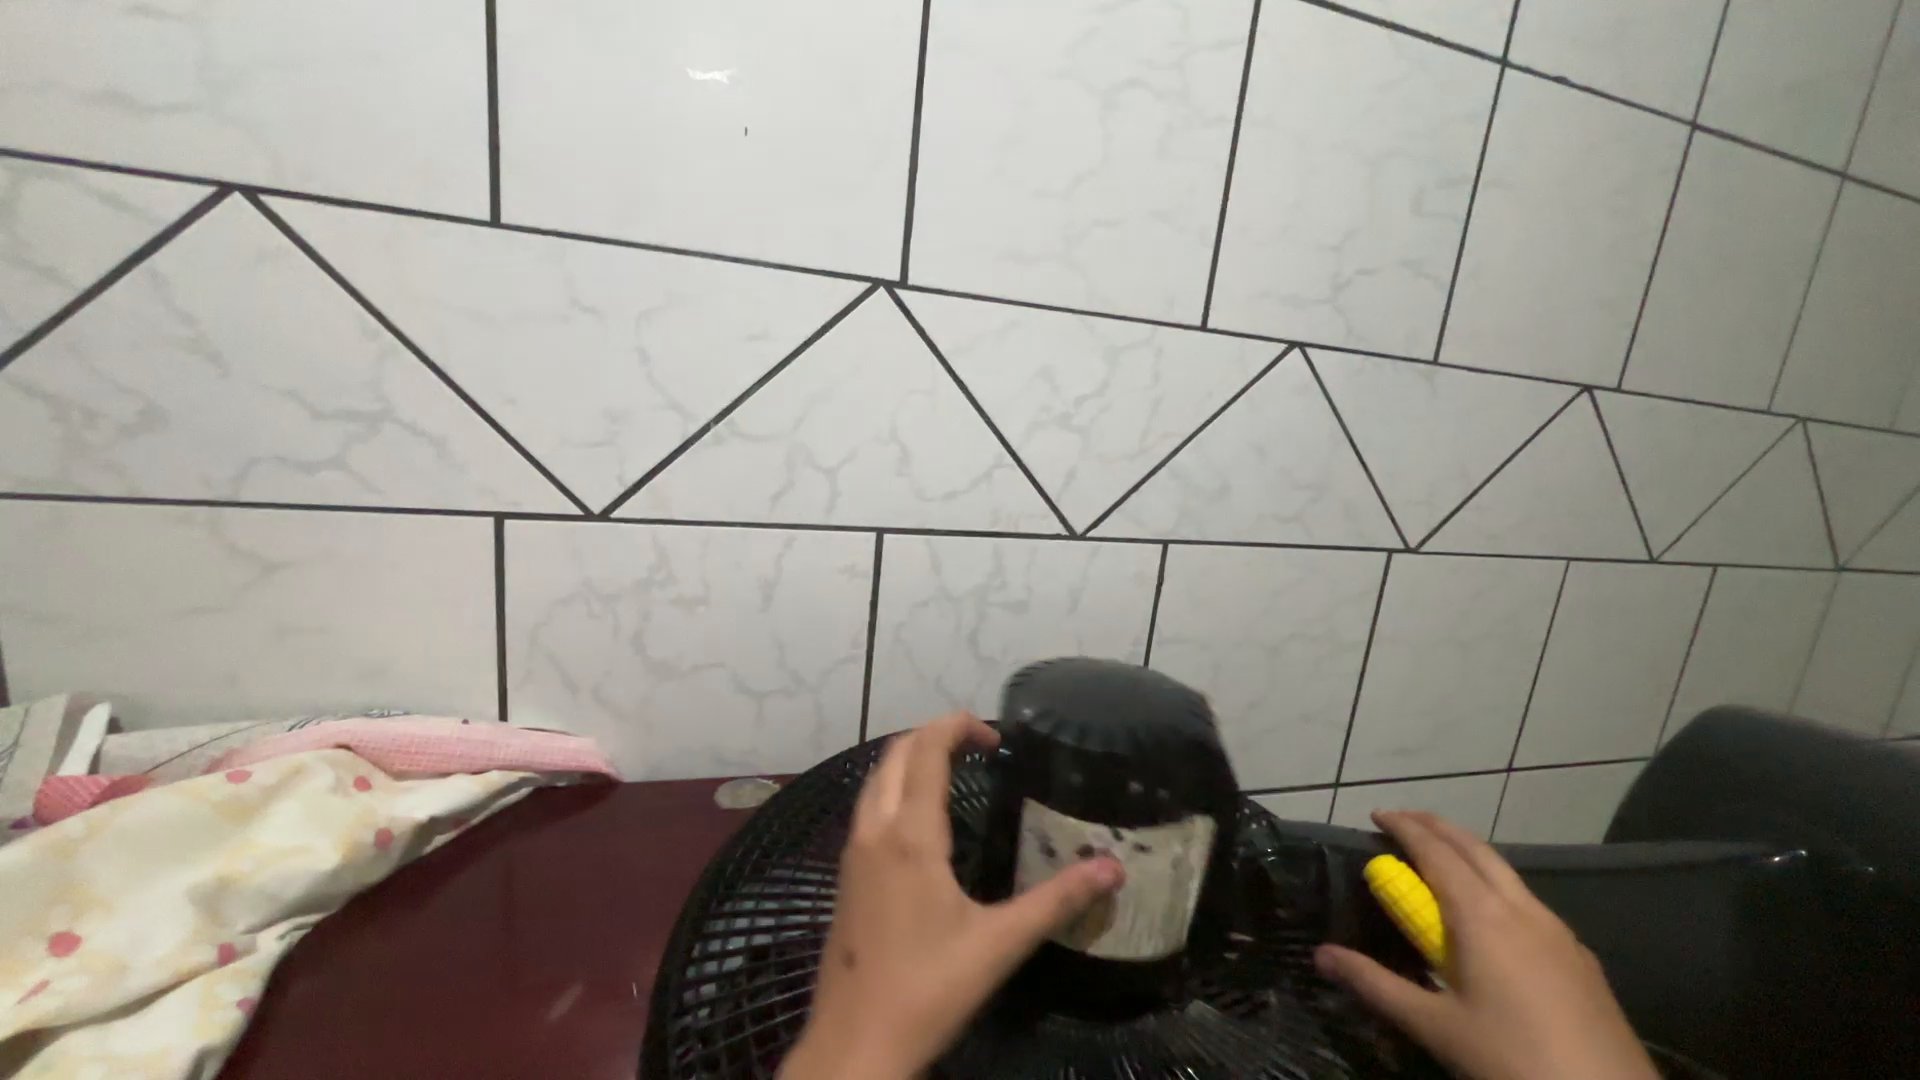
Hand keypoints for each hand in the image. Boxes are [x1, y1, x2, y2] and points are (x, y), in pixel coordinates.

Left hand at [780, 713, 1124, 1079]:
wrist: (854, 1045)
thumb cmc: (929, 989)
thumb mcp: (1001, 944)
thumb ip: (1058, 901)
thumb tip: (1114, 868)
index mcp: (910, 835)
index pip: (927, 750)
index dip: (957, 726)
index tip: (996, 736)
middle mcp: (874, 830)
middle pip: (896, 753)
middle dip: (934, 734)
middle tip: (979, 745)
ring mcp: (853, 852)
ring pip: (875, 779)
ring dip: (910, 758)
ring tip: (953, 769)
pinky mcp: (846, 875)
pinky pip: (867, 807)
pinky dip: (894, 788)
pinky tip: (921, 821)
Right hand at [1315, 811, 1657, 1079]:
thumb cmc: (1514, 1061)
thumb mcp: (1434, 1027)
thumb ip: (1375, 985)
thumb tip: (1321, 955)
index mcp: (1481, 915)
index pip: (1435, 851)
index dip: (1404, 827)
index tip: (1377, 815)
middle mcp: (1521, 909)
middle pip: (1474, 847)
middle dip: (1436, 827)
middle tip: (1402, 823)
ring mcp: (1558, 932)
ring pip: (1506, 872)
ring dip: (1467, 853)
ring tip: (1439, 863)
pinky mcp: (1580, 958)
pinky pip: (1527, 901)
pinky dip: (1495, 885)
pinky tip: (1490, 919)